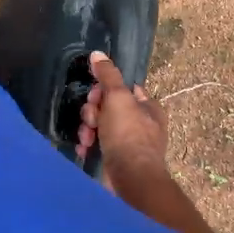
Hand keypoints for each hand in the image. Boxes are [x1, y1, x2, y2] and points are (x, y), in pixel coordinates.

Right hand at [74, 50, 168, 194]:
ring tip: (87, 137)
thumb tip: (97, 54)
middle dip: (93, 111)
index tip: (98, 96)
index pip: (123, 88)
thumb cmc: (128, 134)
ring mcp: (128, 143)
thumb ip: (108, 75)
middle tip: (92, 118)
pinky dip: (88, 144)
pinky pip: (96, 143)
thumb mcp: (118, 97)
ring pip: (98, 124)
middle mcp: (141, 124)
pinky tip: (85, 148)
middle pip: (107, 106)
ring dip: (87, 128)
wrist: (130, 179)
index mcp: (148, 108)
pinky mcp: (116, 158)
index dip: (106, 89)